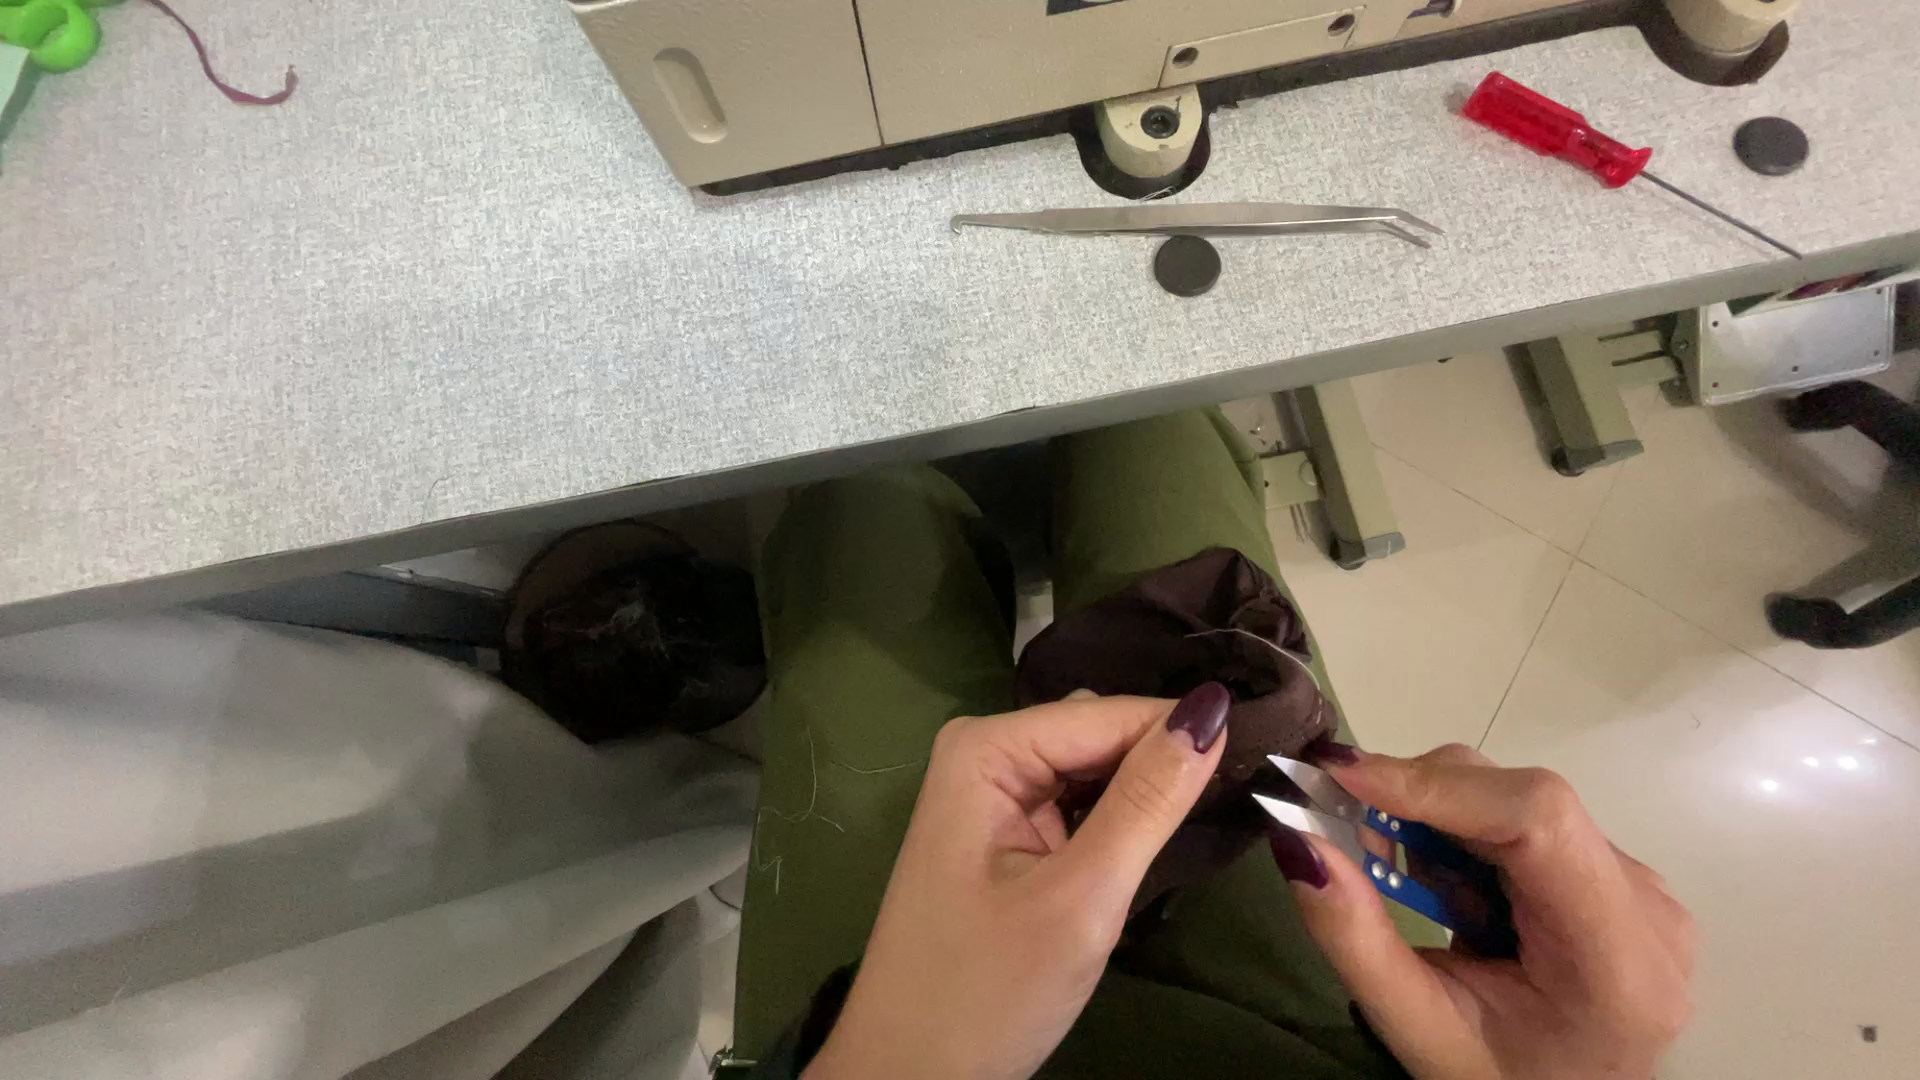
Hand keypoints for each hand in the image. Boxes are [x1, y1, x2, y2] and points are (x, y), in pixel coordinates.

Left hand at [803, 686, 1231, 1079]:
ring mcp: (992, 789)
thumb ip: (1146, 802)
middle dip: (1164, 759)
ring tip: (1222, 805)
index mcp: (987, 747)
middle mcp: (986, 750)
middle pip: (1098, 734)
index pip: (1106, 715)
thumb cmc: (988, 990)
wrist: (910, 1073)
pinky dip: (1120, 815)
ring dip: (1146, 789)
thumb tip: (1209, 712)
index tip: (1268, 749)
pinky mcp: (1005, 826)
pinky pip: (1076, 800)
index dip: (1185, 729)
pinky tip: (1162, 830)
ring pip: (1092, 766)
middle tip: (1252, 786)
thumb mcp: (1080, 898)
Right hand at [1275, 743, 1694, 1079]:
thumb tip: (1298, 839)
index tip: (1338, 777)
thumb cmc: (1498, 1079)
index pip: (1536, 820)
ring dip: (1426, 813)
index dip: (1431, 782)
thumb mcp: (1415, 1029)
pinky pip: (1507, 808)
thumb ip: (1355, 939)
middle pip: (1514, 796)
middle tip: (1343, 827)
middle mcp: (1642, 901)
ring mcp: (1629, 879)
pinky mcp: (1602, 865)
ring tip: (1397, 876)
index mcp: (1619, 959)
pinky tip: (1436, 880)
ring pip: (1504, 791)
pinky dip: (1445, 824)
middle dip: (1413, 797)